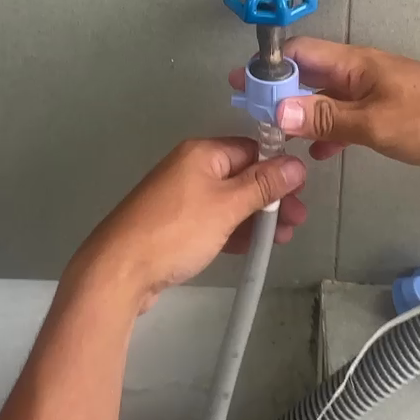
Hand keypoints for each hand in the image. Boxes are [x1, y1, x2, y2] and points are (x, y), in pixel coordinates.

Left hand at [69, 138, 307, 311]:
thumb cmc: (176, 231)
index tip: (299, 192)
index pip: (250, 149)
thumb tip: (296, 164)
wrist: (119, 271)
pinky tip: (253, 245)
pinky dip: (234, 229)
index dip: (277, 168)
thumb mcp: (226, 206)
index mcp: (202, 153)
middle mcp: (191, 168)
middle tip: (296, 220)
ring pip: (229, 200)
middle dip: (270, 197)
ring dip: (256, 217)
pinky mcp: (175, 224)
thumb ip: (263, 186)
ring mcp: (181, 197)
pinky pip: (214, 219)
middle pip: (241, 175)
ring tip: (281, 238)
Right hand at [231, 38, 419, 167]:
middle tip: (254, 115)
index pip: (299, 53)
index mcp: (353, 63)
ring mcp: (374, 88)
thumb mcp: (372, 123)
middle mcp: (359, 70)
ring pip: (327, 95)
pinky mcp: (388, 108)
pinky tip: (322, 152)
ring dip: (303, 112)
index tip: (242, 86)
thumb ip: (326, 118)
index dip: (268, 67)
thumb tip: (278, 109)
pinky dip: (330, 128)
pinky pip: (347, 112)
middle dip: (280, 92)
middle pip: (310, 73)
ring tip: (279, 136)